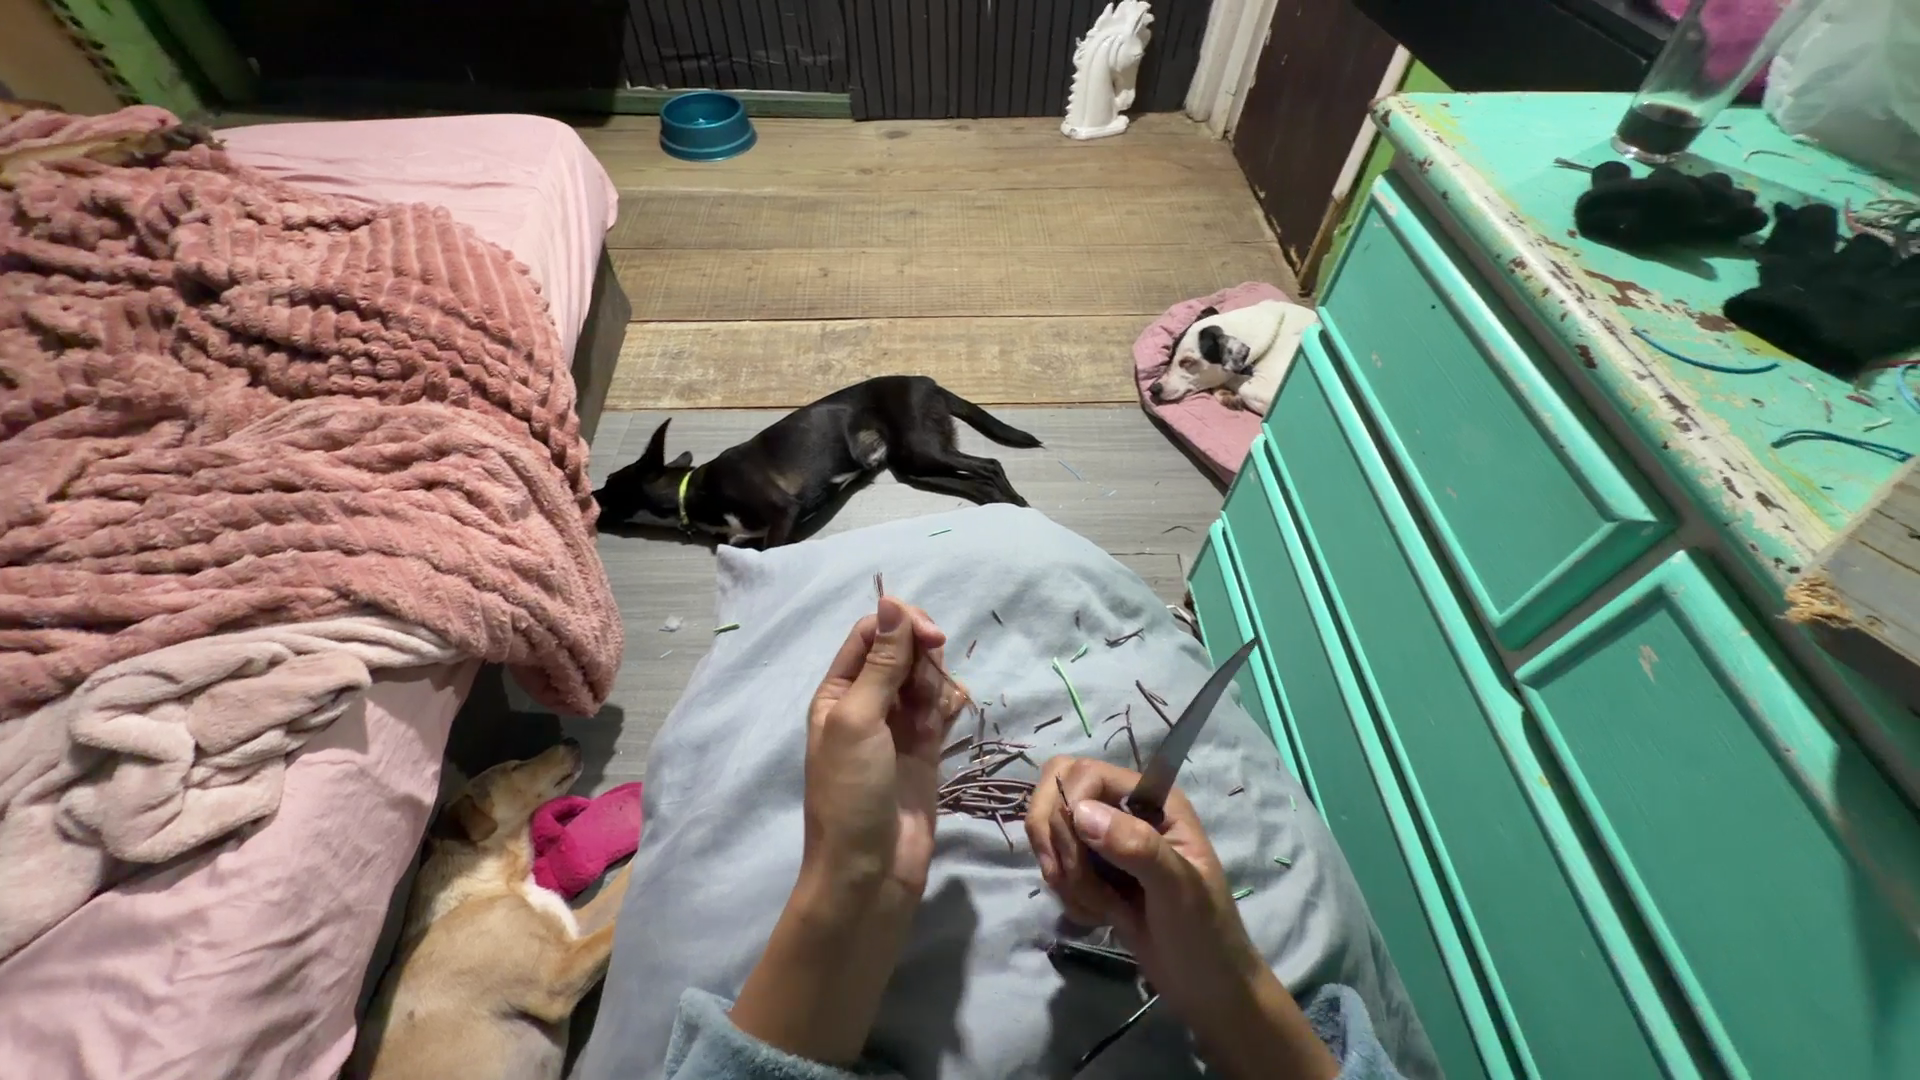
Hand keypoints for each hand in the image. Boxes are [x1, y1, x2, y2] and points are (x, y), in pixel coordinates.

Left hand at [801, 595, 965, 906]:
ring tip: (934, 718)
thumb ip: (881, 662)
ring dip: (937, 684)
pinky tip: (951, 715)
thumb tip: (892, 602)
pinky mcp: (925, 749)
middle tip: (934, 685)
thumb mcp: (858, 720)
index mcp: (838, 690)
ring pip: (925, 678)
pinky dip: (950, 704)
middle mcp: (867, 702)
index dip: (902, 624)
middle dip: (923, 655)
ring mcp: (898, 726)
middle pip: (902, 651)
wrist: (868, 873)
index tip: (934, 637)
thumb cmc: (851, 793)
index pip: (872, 632)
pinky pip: (941, 709)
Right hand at [1026, 757, 1337, 1079]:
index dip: (1070, 807)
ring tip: (1098, 906)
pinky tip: (1096, 915)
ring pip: (1049, 828)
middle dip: (1057, 839)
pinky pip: (1052, 862)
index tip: (1078, 858)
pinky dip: (1065, 891)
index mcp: (1152, 798)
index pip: (1086, 773)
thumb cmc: (1204, 934)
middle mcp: (1125, 807)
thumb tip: (1081, 812)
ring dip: (1063, 871)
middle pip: (1056, 788)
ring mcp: (1105, 838)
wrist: (1206, 990)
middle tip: (1075, 880)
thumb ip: (1136, 846)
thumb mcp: (1179, 889)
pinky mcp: (1091, 867)